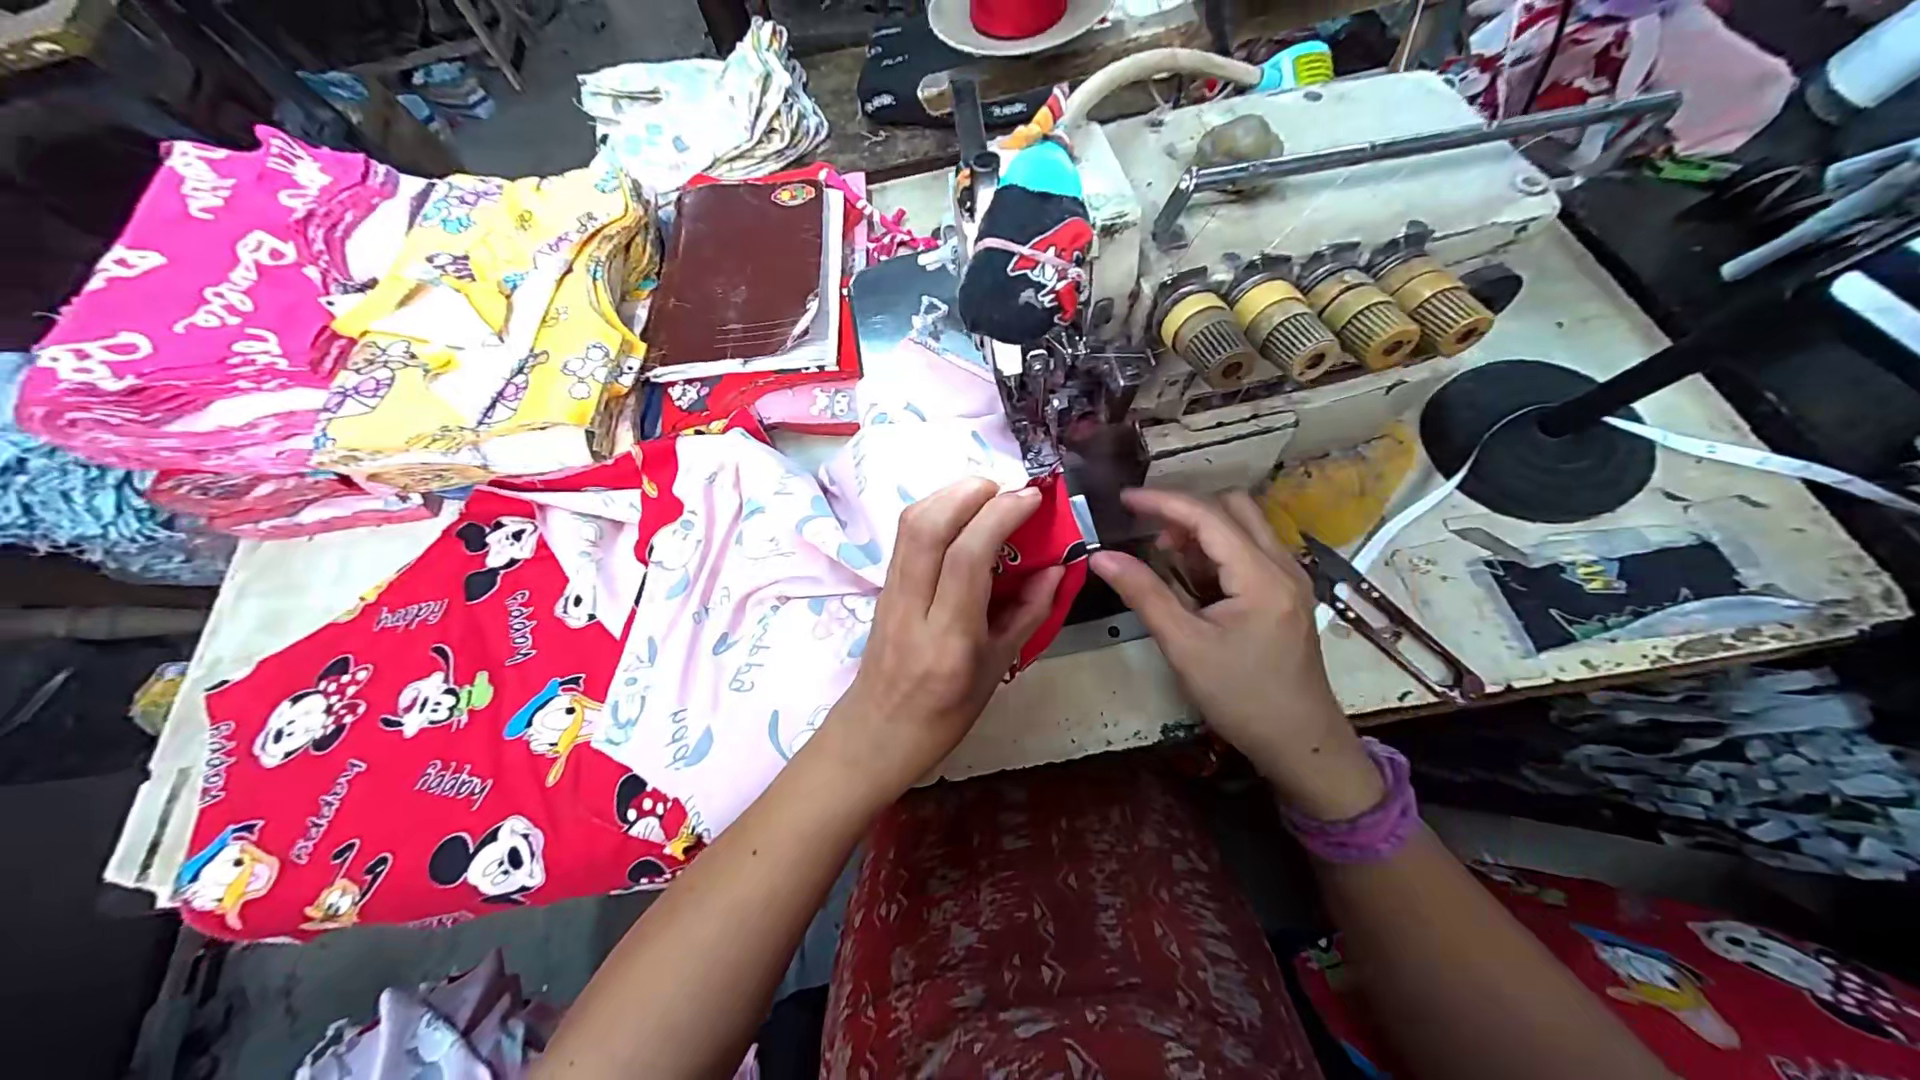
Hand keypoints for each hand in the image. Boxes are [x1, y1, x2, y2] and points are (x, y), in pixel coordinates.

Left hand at [817, 478, 1063, 800]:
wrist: (875, 735)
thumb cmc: (944, 715)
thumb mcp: (997, 669)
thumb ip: (1028, 612)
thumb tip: (1056, 566)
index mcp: (948, 638)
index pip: (967, 557)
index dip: (1000, 515)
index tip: (1032, 497)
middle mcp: (912, 608)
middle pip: (928, 527)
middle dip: (970, 492)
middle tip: (1008, 489)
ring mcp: (889, 594)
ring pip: (910, 525)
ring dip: (950, 495)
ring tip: (988, 495)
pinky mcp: (881, 587)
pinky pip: (906, 537)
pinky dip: (935, 512)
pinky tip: (960, 516)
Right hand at [1091, 488, 1383, 819]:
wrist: (1299, 741)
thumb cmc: (1241, 697)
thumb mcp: (1184, 646)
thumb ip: (1144, 593)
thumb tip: (1101, 556)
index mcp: (1261, 576)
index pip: (1208, 516)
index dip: (1162, 502)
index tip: (1124, 499)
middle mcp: (1283, 565)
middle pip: (1233, 508)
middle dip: (1186, 511)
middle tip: (1148, 534)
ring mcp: (1290, 577)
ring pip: (1244, 526)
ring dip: (1202, 530)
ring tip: (1165, 558)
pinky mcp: (1286, 592)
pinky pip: (1250, 549)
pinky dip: (1216, 550)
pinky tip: (1193, 578)